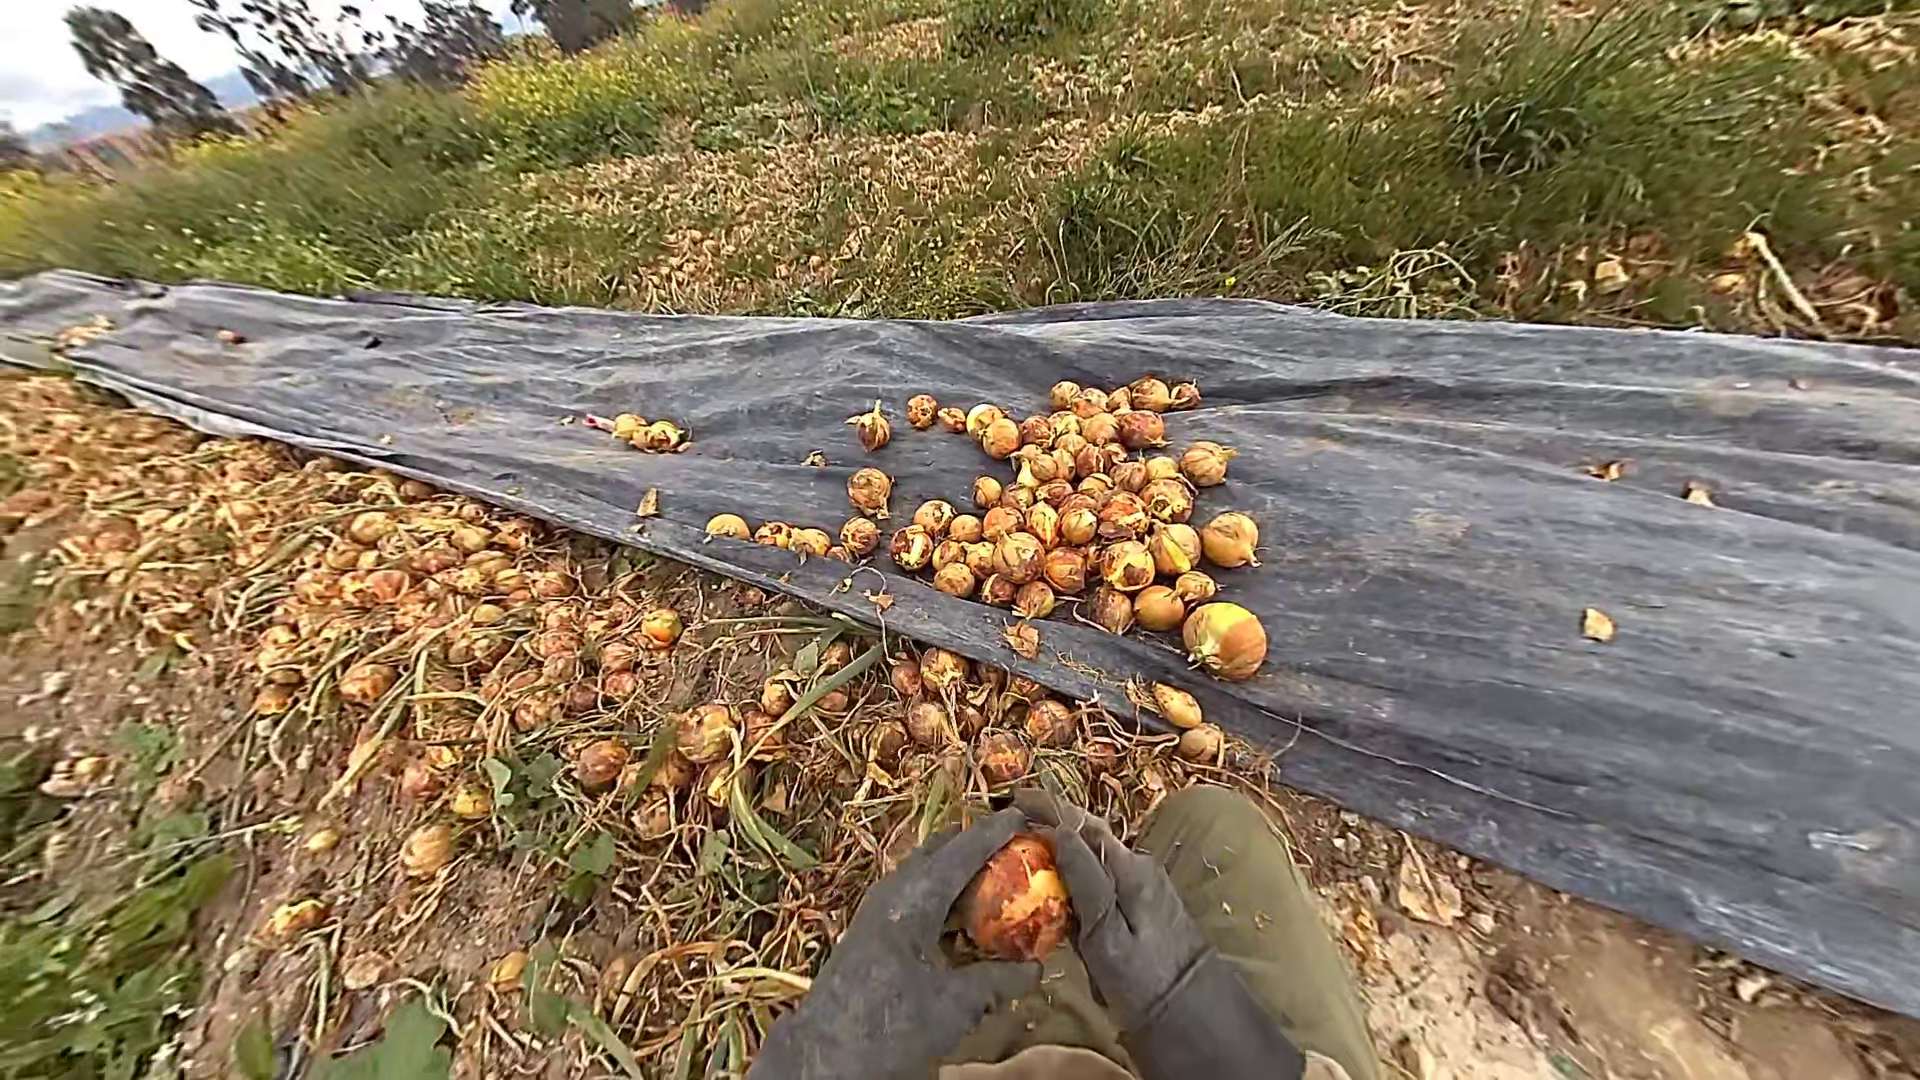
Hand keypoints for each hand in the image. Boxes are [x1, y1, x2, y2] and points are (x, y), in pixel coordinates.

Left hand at [749, 807, 1039, 1079]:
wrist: (822, 1057)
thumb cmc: (888, 1026)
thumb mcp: (951, 1007)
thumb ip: (996, 981)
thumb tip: (1038, 970)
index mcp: (915, 895)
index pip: (963, 850)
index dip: (995, 831)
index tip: (1024, 815)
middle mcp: (897, 887)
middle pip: (943, 848)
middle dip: (978, 841)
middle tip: (1014, 845)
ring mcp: (882, 902)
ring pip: (929, 866)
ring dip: (961, 866)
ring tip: (996, 874)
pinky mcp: (877, 921)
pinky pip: (919, 887)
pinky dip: (946, 888)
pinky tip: (964, 913)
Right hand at [1013, 789, 1208, 1028]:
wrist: (1200, 1019)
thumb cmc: (1146, 983)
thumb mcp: (1107, 937)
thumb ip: (1085, 880)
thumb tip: (1059, 829)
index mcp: (1128, 867)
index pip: (1081, 822)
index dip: (1048, 806)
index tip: (1016, 798)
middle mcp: (1138, 863)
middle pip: (1088, 834)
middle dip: (1053, 825)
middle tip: (1017, 830)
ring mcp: (1145, 881)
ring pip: (1096, 854)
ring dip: (1066, 850)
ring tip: (1033, 856)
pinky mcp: (1147, 900)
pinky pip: (1105, 874)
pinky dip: (1080, 873)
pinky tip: (1064, 890)